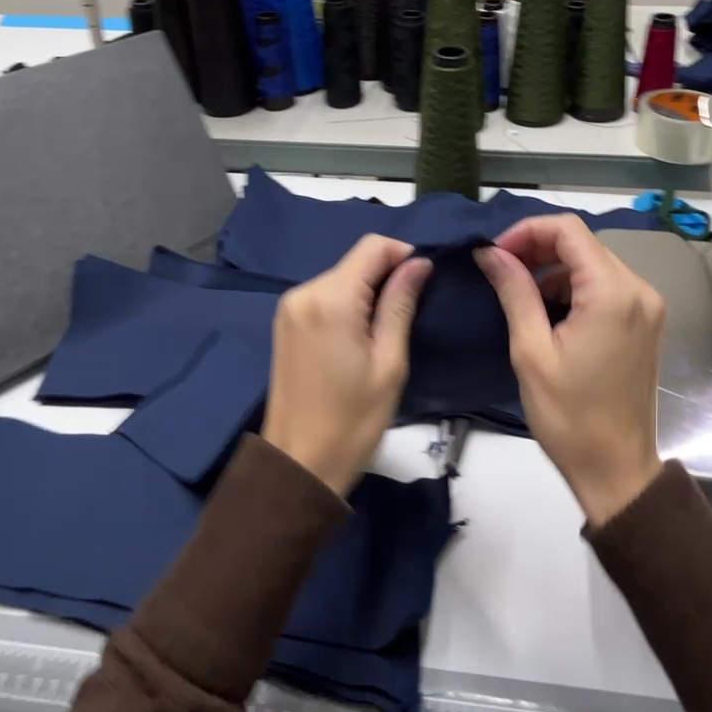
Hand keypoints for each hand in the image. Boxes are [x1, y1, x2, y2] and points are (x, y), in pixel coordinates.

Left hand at [264, 235, 431, 494]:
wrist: (299, 465)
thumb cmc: (352, 420)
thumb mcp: (389, 363)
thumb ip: (401, 304)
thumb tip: (419, 263)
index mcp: (330, 298)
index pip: (373, 246)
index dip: (405, 255)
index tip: (425, 284)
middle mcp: (304, 292)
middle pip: (356, 261)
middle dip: (387, 276)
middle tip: (412, 313)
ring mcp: (290, 308)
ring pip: (342, 278)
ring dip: (368, 292)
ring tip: (388, 330)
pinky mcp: (286, 324)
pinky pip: (325, 297)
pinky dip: (349, 305)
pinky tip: (361, 337)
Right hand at [476, 215, 665, 525]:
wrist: (616, 470)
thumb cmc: (569, 417)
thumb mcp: (531, 351)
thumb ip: (514, 291)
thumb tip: (490, 252)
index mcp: (613, 293)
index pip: (568, 230)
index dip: (526, 231)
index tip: (495, 254)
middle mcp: (638, 289)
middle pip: (583, 243)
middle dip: (537, 248)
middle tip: (499, 271)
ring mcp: (646, 306)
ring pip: (593, 262)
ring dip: (553, 269)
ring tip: (517, 292)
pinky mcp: (645, 322)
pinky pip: (605, 286)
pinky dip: (573, 288)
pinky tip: (546, 310)